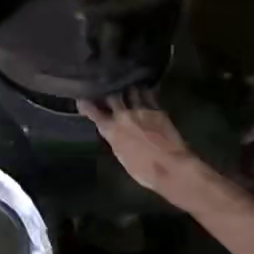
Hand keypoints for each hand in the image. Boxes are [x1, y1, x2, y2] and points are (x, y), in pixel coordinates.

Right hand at [79, 89, 211, 203]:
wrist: (171, 165)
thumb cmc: (144, 170)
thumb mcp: (122, 157)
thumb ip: (116, 140)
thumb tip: (114, 132)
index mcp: (111, 130)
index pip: (93, 112)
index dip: (86, 104)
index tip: (82, 99)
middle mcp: (123, 116)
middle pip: (112, 96)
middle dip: (107, 92)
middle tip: (105, 86)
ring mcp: (141, 110)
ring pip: (130, 91)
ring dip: (126, 88)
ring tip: (125, 83)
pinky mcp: (157, 109)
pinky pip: (148, 94)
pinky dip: (143, 90)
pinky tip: (143, 87)